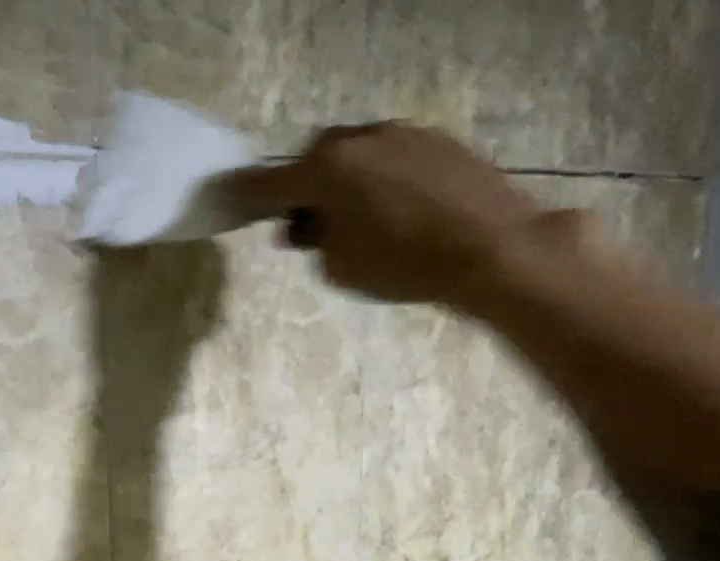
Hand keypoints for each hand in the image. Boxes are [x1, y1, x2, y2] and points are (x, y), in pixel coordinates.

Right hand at [229, 122, 582, 310]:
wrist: (494, 249)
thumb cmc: (402, 265)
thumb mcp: (338, 265)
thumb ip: (312, 239)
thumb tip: (304, 225)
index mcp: (326, 170)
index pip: (268, 182)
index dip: (243, 193)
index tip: (225, 195)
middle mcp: (360, 141)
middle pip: (315, 158)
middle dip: (304, 186)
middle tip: (306, 223)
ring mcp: (403, 136)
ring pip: (355, 154)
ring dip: (344, 181)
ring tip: (355, 218)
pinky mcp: (439, 141)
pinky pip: (391, 157)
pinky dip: (379, 179)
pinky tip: (394, 210)